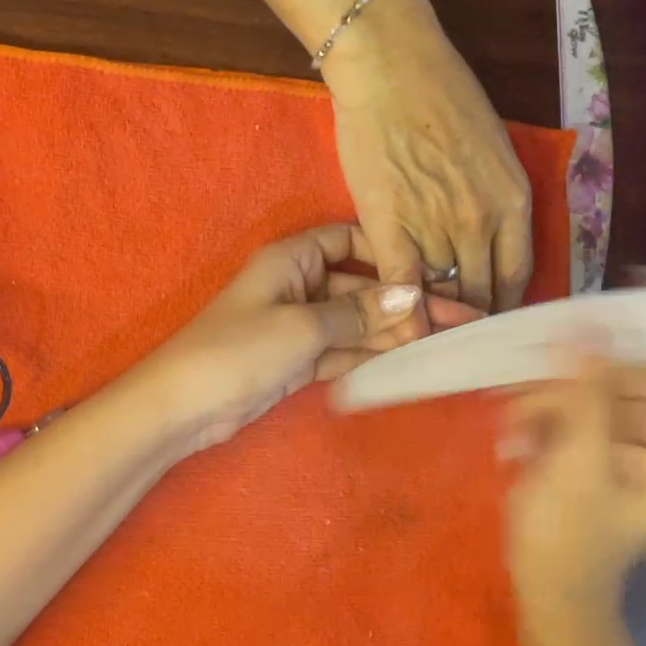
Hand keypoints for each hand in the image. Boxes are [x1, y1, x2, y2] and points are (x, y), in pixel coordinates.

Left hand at [119, 225, 478, 459]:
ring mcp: (298, 324)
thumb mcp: (303, 326)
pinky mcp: (298, 359)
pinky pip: (343, 349)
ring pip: (355, 322)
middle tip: (461, 319)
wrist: (185, 405)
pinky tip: (410, 361)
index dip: (388, 253)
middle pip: (359, 286)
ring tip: (448, 342)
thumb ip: (358, 313)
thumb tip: (411, 295)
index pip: (348, 240)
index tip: (433, 272)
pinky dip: (371, 355)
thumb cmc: (239, 350)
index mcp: (291, 259)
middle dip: (404, 303)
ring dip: (395, 332)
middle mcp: (298, 284)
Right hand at [323, 1, 532, 326]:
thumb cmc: (442, 93)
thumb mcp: (490, 147)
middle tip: (456, 342)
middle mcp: (482, 222)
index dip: (502, 308)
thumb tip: (476, 235)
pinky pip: (402, 283)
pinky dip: (402, 310)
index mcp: (513, 201)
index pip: (515, 276)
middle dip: (470, 323)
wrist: (390, 68)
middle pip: (480, 293)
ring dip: (435, 320)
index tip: (488, 322)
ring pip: (441, 293)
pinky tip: (397, 330)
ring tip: (425, 340)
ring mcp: (436, 226)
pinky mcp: (390, 226)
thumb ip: (491, 196)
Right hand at [501, 343, 645, 602]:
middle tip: (536, 407)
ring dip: (553, 399)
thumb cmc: (571, 535)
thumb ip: (589, 391)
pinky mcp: (612, 433)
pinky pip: (584, 396)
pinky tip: (522, 439)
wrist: (547, 582)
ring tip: (520, 434)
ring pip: (605, 380)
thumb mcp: (579, 463)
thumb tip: (593, 318)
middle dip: (585, 382)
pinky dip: (548, 409)